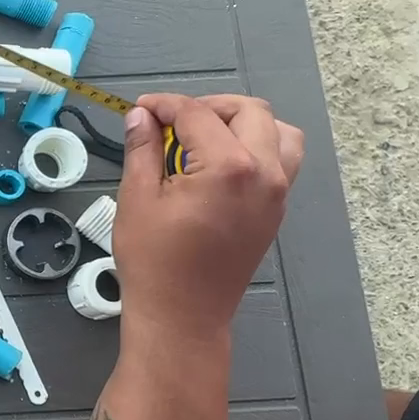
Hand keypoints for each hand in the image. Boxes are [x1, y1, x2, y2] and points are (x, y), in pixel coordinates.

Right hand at [112, 94, 303, 344]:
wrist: (182, 314)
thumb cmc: (153, 260)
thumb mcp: (137, 199)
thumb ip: (143, 149)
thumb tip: (140, 117)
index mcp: (228, 167)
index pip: (198, 115)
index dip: (165, 105)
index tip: (140, 108)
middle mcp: (265, 173)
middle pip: (248, 112)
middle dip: (207, 107)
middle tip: (171, 121)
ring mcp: (278, 192)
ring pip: (278, 132)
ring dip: (243, 123)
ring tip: (205, 137)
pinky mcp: (277, 210)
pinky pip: (282, 161)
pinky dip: (257, 147)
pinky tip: (220, 164)